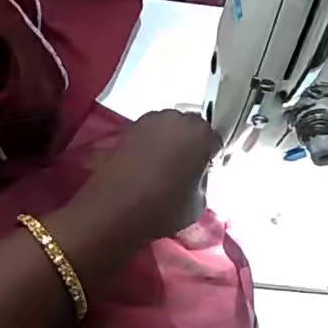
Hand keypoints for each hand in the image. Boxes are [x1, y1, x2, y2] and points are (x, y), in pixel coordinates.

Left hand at [72, 110, 218, 242]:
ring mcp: (148, 120)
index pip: (215, 141)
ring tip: (162, 168)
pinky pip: (147, 135)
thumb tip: (195, 175)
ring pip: (167, 128)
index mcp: (200, 133)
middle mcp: (175, 118)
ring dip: (168, 143)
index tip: (205, 172)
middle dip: (190, 145)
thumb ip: (202, 181)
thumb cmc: (162, 207)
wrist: (113, 209)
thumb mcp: (198, 202)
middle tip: (185, 169)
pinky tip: (144, 167)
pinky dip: (148, 146)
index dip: (211, 157)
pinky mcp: (126, 128)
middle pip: (190, 129)